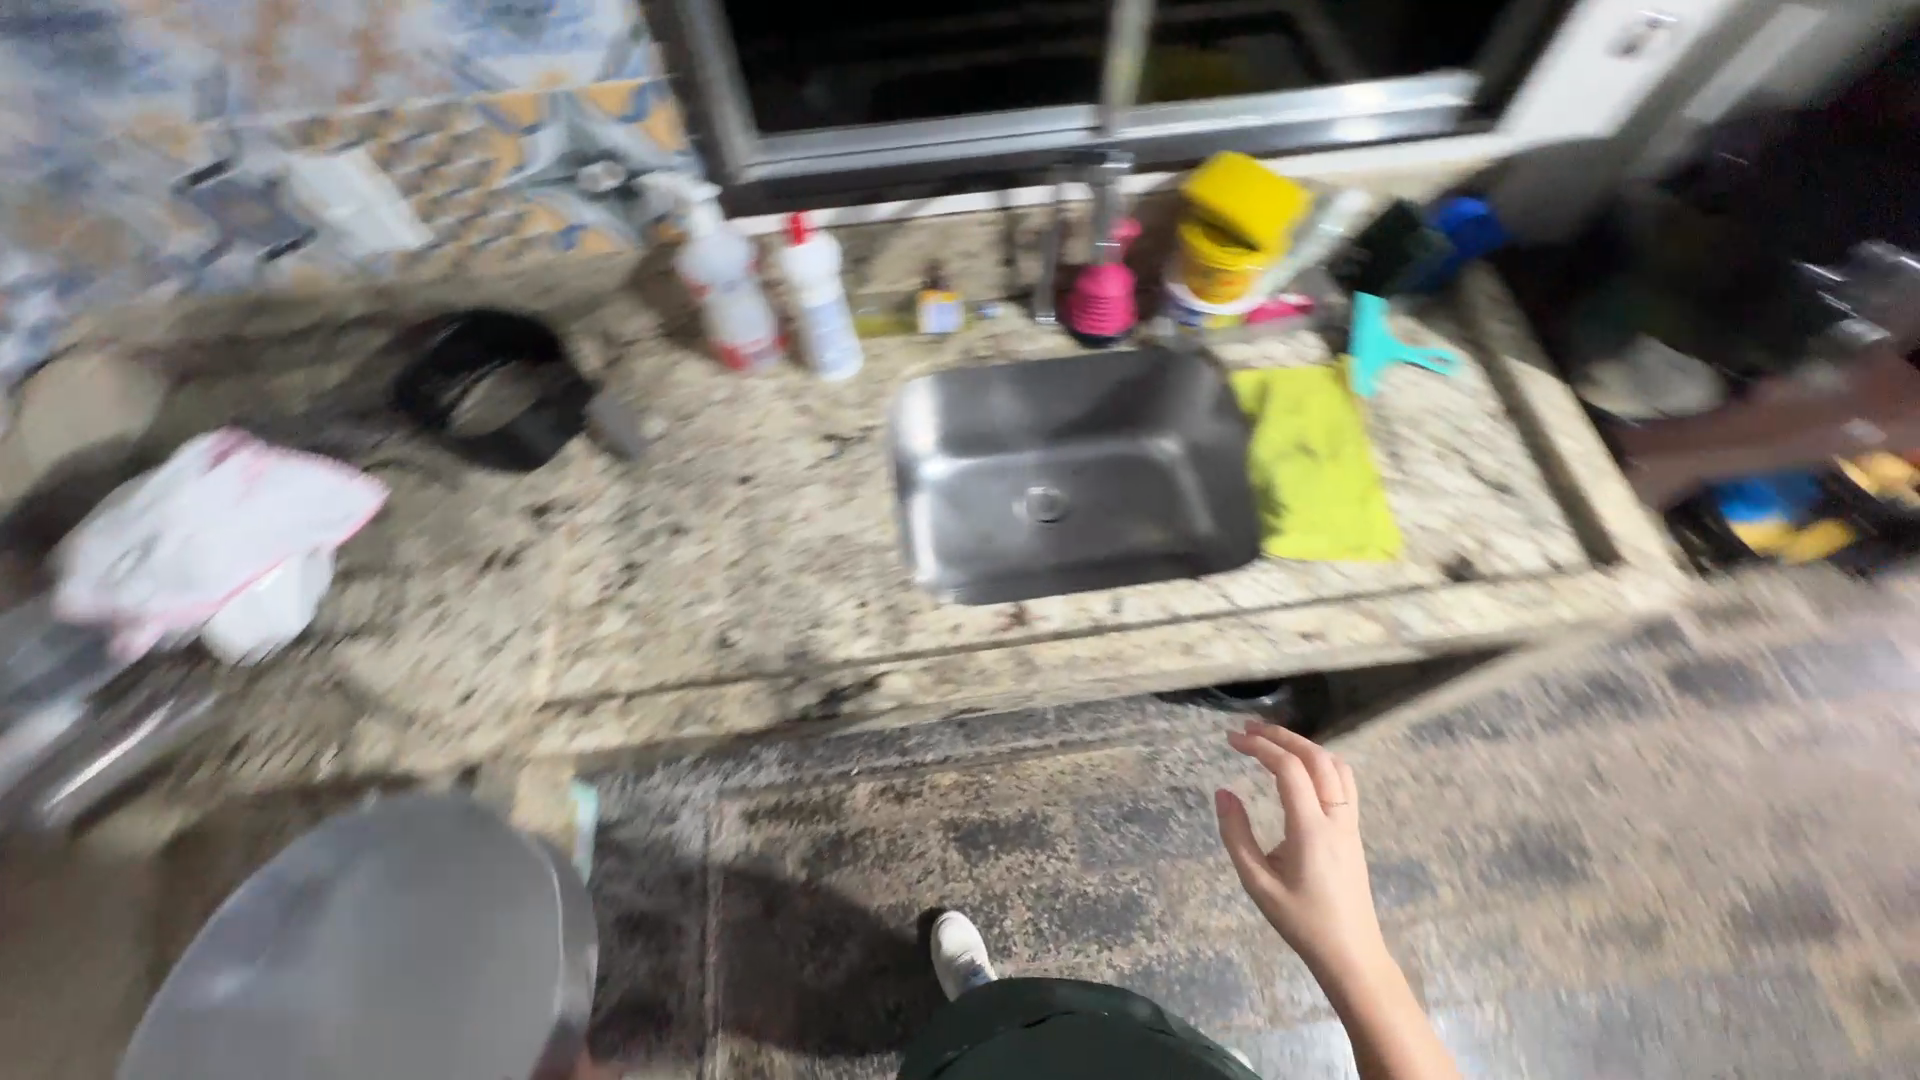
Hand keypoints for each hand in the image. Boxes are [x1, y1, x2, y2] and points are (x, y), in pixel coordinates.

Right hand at [1214, 720, 1388, 983]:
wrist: (1351, 954)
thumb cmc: (1300, 921)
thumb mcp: (1257, 883)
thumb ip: (1236, 835)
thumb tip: (1223, 792)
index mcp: (1311, 830)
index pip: (1288, 769)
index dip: (1259, 746)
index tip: (1231, 740)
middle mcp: (1336, 819)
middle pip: (1315, 758)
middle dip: (1280, 736)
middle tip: (1247, 729)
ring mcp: (1351, 823)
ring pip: (1335, 766)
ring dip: (1303, 745)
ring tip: (1272, 741)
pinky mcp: (1354, 830)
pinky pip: (1343, 782)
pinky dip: (1320, 761)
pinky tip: (1300, 766)